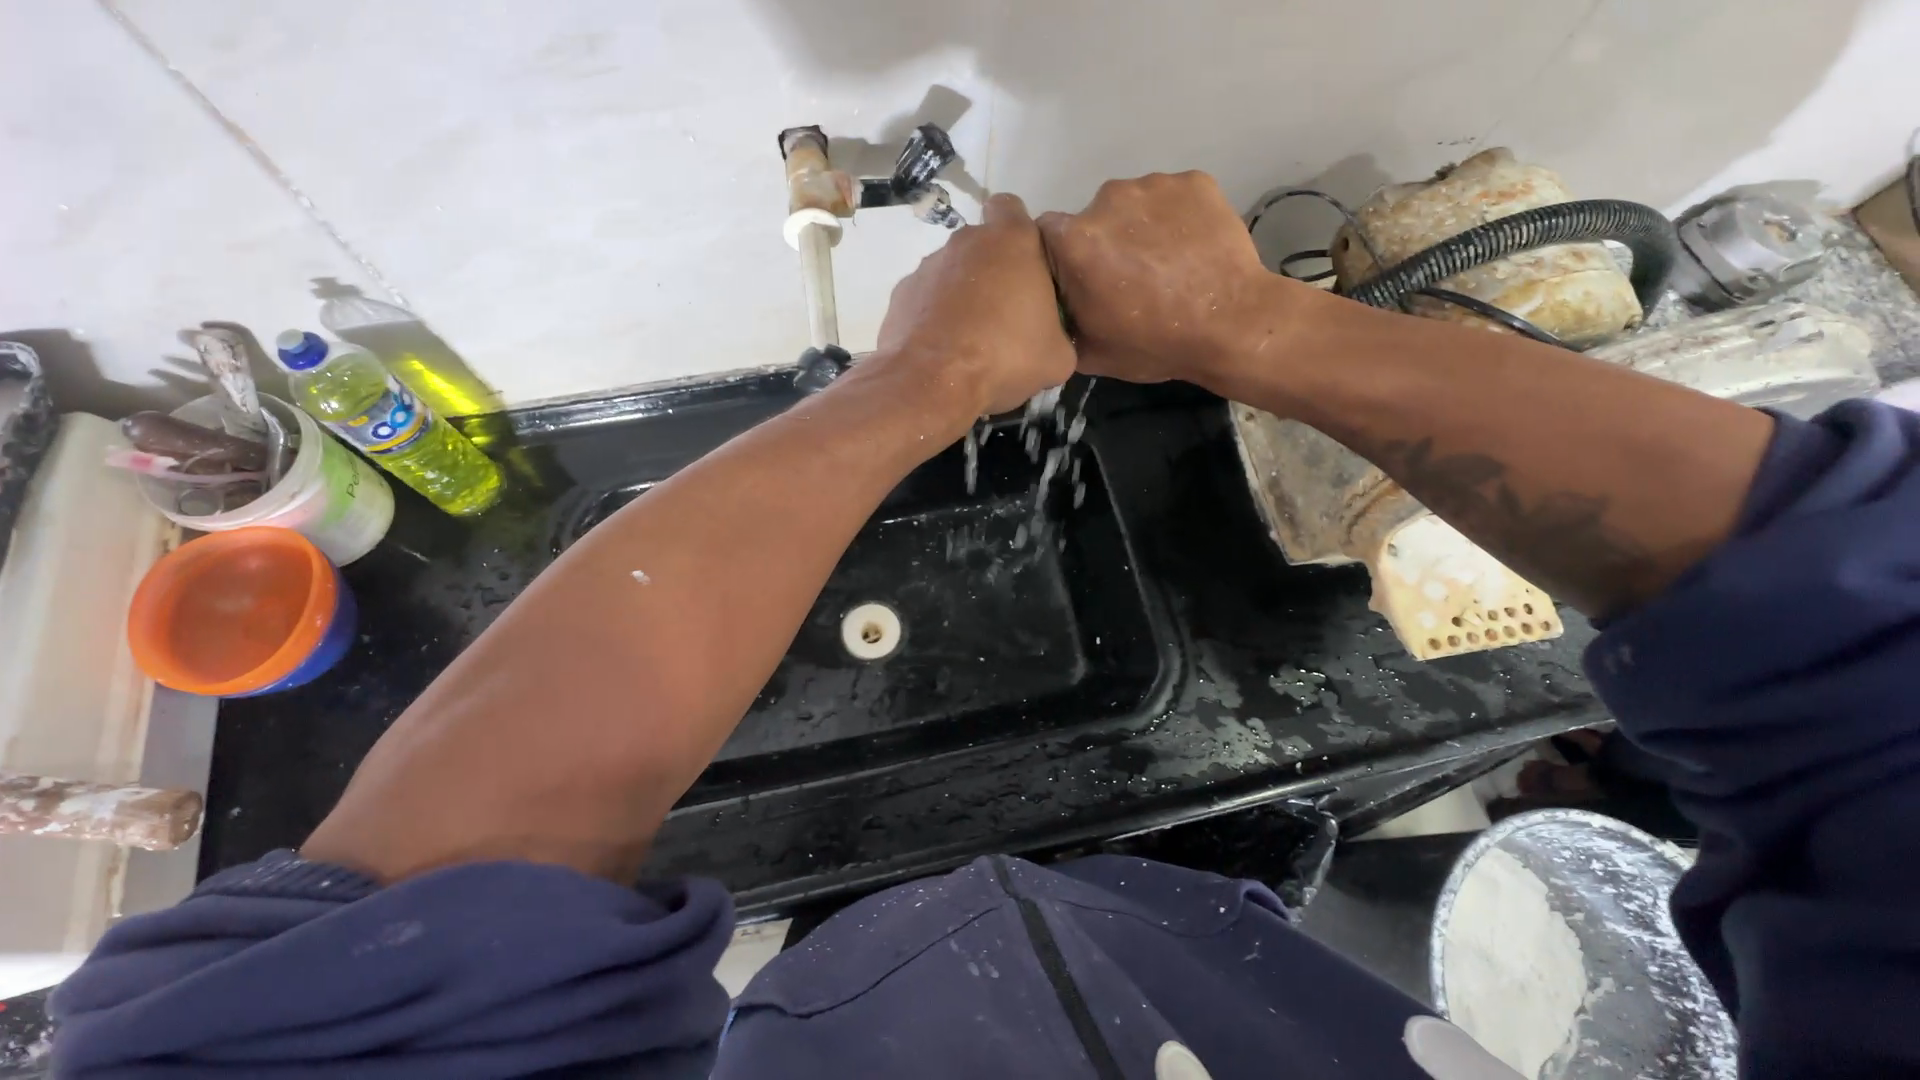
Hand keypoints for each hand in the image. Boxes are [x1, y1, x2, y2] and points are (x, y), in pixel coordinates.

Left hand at [876, 193, 1075, 414]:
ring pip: (952, 272)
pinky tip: (944, 348)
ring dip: (962, 296)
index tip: (1026, 265)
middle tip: (1005, 313)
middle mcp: (966, 241)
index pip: (1012, 208)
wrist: (934, 381)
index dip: (1019, 232)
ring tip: (971, 338)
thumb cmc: (1006, 356)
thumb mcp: (1057, 357)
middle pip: (982, 245)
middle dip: (992, 270)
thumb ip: (1059, 335)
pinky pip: (926, 298)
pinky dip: (934, 316)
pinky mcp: (902, 293)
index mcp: (1012, 241)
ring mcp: (928, 265)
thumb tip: (1051, 342)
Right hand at [1038, 172, 1315, 389]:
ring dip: (1140, 227)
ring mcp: (1153, 185)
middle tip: (1129, 278)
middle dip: (1104, 242)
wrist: (1232, 326)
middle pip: (1092, 217)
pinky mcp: (1194, 181)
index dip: (1060, 257)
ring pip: (1134, 204)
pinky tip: (1191, 249)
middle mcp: (1106, 199)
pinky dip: (1177, 217)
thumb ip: (1057, 323)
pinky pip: (1173, 197)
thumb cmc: (1155, 343)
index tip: (1080, 280)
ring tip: (1165, 263)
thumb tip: (1049, 313)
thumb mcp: (1089, 352)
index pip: (1045, 235)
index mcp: (1072, 241)